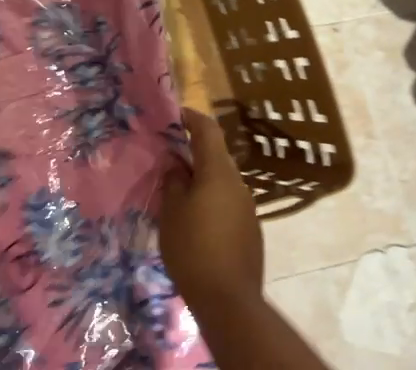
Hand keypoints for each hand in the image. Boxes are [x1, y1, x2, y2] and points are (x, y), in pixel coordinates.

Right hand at [159, 107, 264, 308]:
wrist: (229, 301)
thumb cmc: (193, 247)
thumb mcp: (171, 209)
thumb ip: (174, 180)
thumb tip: (177, 164)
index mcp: (218, 173)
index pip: (208, 130)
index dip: (191, 117)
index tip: (173, 115)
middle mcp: (238, 185)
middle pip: (215, 157)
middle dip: (192, 153)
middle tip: (166, 158)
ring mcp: (248, 210)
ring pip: (221, 182)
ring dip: (200, 179)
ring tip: (175, 191)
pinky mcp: (250, 232)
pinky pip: (227, 203)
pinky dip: (209, 201)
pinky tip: (193, 220)